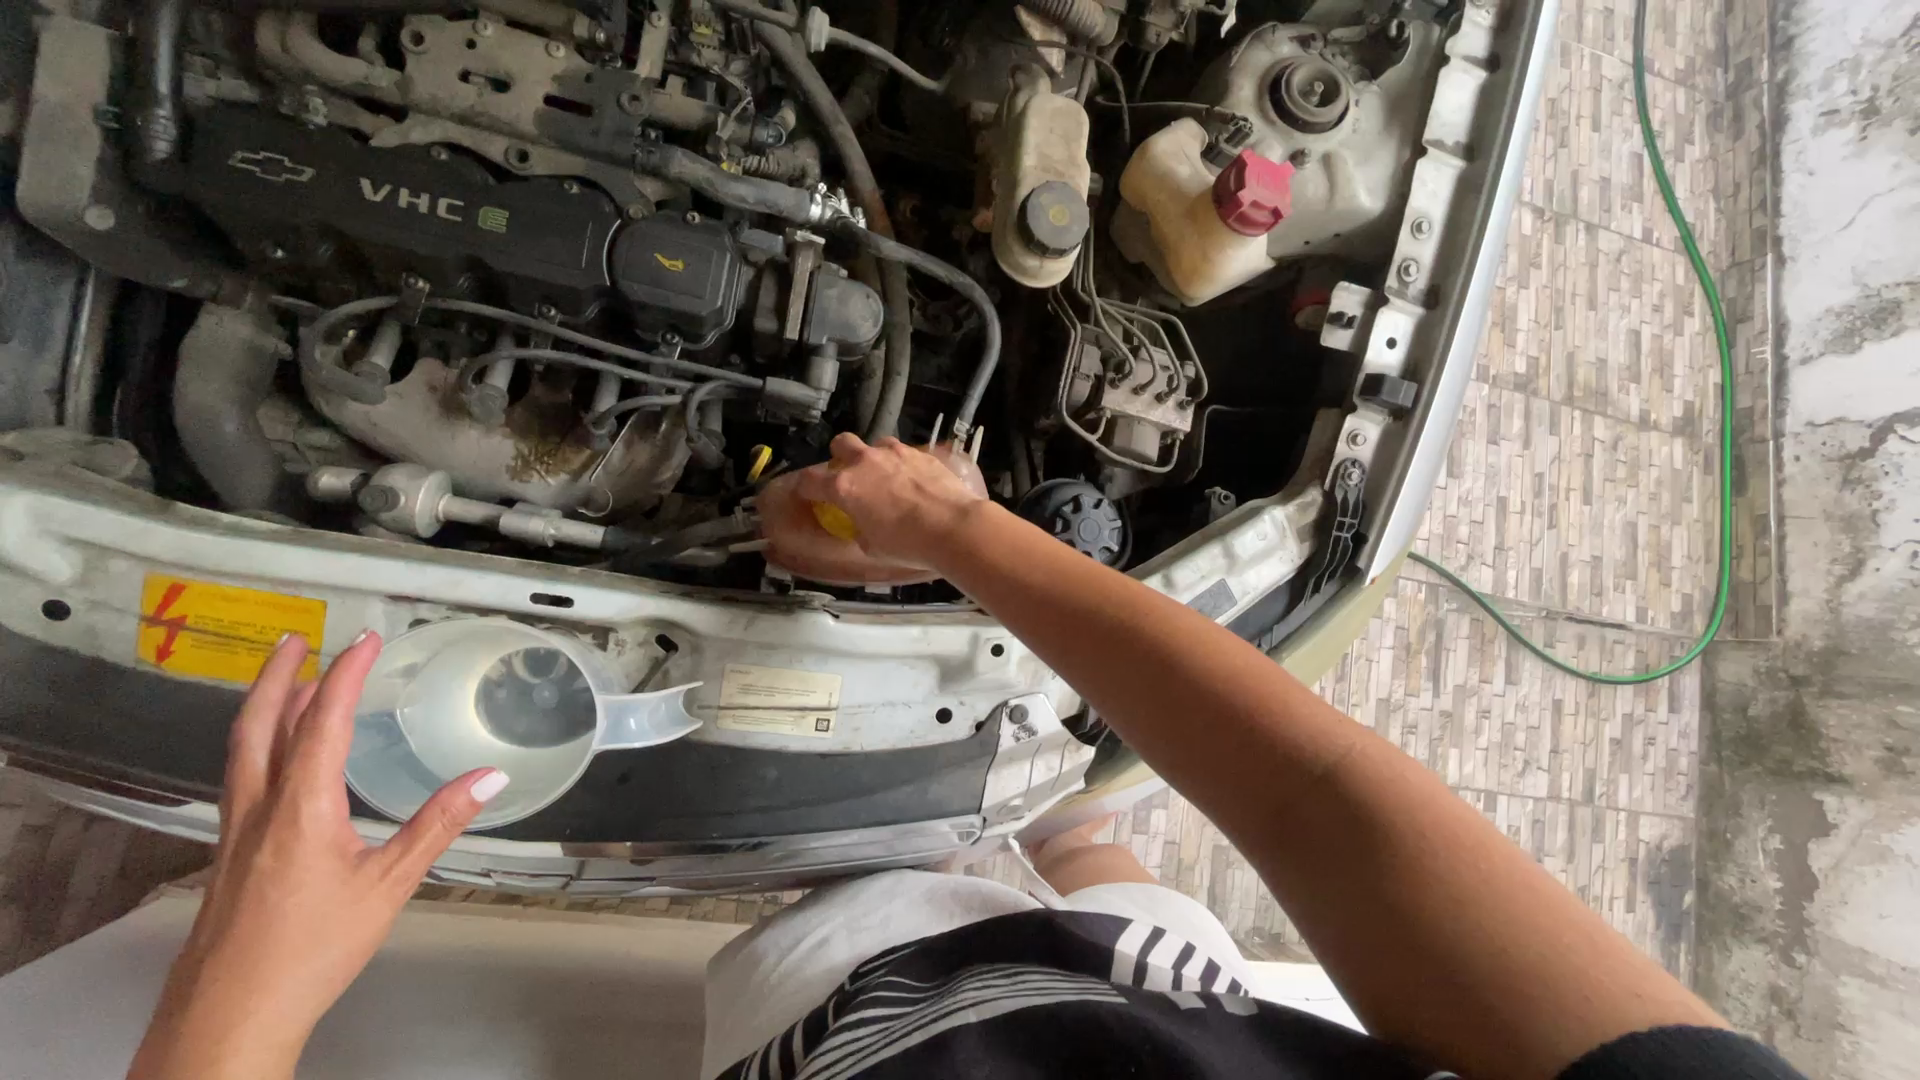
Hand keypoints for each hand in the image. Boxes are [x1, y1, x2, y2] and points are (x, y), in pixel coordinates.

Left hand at [128, 631, 508, 1079]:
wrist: (226, 1019)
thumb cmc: (310, 951)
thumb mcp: (389, 885)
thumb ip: (438, 825)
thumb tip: (491, 776)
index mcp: (299, 810)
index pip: (321, 725)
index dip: (343, 677)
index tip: (363, 641)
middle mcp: (256, 811)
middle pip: (257, 728)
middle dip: (276, 678)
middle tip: (294, 641)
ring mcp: (234, 834)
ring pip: (242, 753)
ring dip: (265, 708)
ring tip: (290, 682)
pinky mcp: (227, 856)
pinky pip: (241, 779)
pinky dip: (261, 745)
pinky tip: (280, 759)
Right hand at [789, 433, 989, 567]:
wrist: (953, 527)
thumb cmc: (907, 544)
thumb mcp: (871, 546)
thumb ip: (859, 528)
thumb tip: (861, 524)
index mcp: (845, 487)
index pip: (810, 480)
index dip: (806, 488)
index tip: (808, 494)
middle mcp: (866, 462)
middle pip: (841, 443)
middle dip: (840, 456)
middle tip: (850, 475)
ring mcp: (896, 453)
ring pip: (876, 445)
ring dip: (875, 458)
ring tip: (887, 478)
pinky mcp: (922, 453)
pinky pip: (905, 453)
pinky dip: (904, 465)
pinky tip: (915, 482)